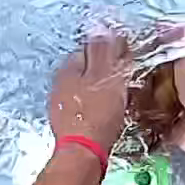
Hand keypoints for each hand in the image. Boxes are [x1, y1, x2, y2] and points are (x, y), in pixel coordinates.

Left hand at [48, 34, 129, 150]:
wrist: (83, 153)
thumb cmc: (97, 114)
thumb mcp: (107, 78)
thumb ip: (105, 53)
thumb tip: (105, 31)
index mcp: (68, 70)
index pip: (89, 49)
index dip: (109, 51)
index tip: (125, 58)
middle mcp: (59, 85)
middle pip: (85, 70)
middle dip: (103, 71)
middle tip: (124, 78)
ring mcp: (61, 106)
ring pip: (84, 89)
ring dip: (99, 90)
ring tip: (118, 97)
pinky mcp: (67, 125)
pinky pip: (84, 107)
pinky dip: (95, 107)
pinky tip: (106, 114)